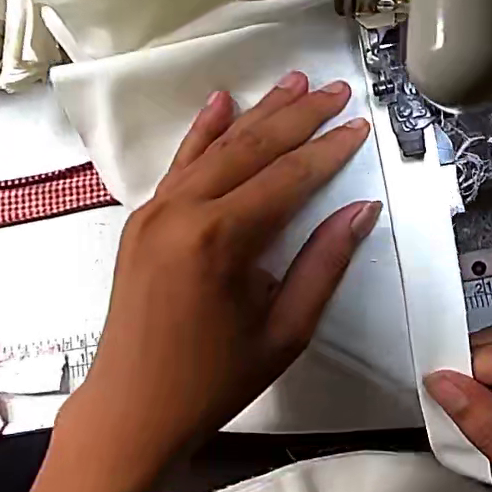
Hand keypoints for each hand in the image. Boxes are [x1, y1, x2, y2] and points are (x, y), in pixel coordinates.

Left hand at [57, 71, 378, 488]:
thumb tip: (360, 210)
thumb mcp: (285, 331)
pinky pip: (179, 163)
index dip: (328, 150)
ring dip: (259, 113)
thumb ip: (324, 263)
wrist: (130, 408)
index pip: (288, 178)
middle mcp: (184, 211)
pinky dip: (202, 130)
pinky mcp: (142, 218)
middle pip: (253, 147)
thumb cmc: (213, 380)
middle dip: (300, 116)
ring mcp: (156, 210)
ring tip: (294, 83)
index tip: (359, 126)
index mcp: (221, 240)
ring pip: (217, 146)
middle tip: (336, 91)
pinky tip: (221, 101)